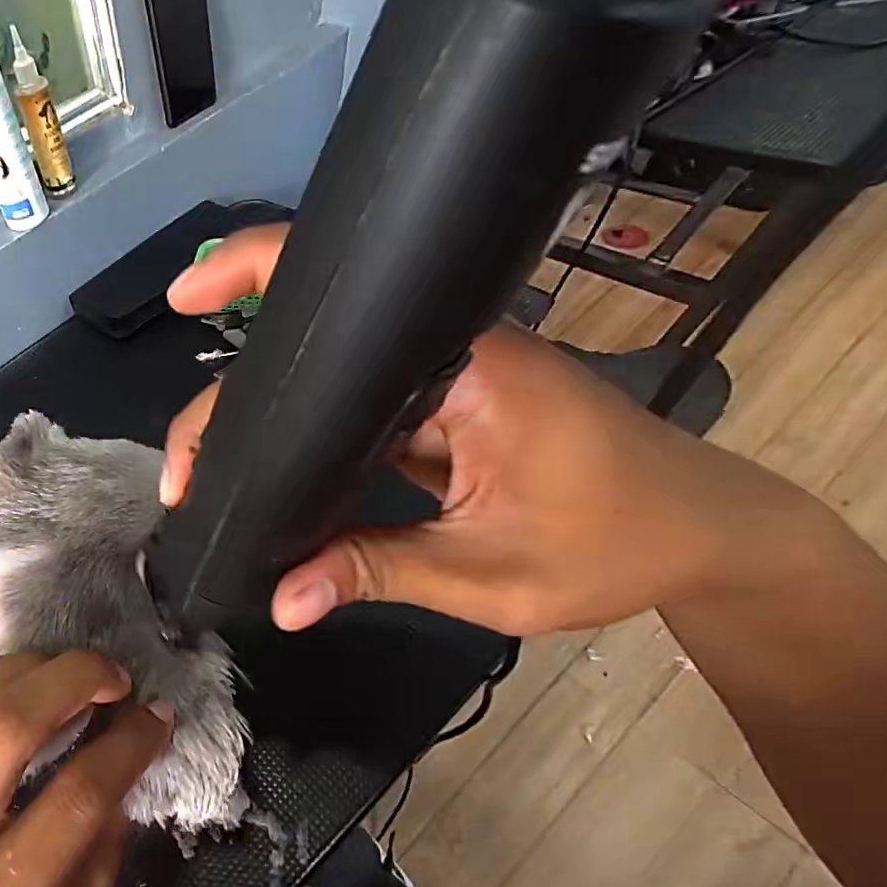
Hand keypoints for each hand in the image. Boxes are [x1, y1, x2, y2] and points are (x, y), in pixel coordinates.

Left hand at [0, 652, 173, 886]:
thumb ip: (108, 814)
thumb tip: (135, 729)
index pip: (75, 797)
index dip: (128, 743)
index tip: (157, 715)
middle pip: (4, 730)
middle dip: (74, 681)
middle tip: (117, 678)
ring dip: (32, 668)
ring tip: (75, 674)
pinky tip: (35, 680)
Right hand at [163, 223, 829, 635]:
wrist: (702, 536)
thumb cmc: (613, 545)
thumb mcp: (487, 574)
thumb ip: (377, 574)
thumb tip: (281, 600)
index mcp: (464, 364)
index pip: (345, 311)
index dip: (257, 286)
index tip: (189, 297)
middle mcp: (450, 352)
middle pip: (325, 344)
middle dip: (242, 388)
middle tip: (185, 459)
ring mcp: (448, 379)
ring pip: (339, 381)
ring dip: (277, 418)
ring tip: (210, 469)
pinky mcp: (448, 408)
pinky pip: (364, 411)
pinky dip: (318, 440)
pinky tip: (279, 477)